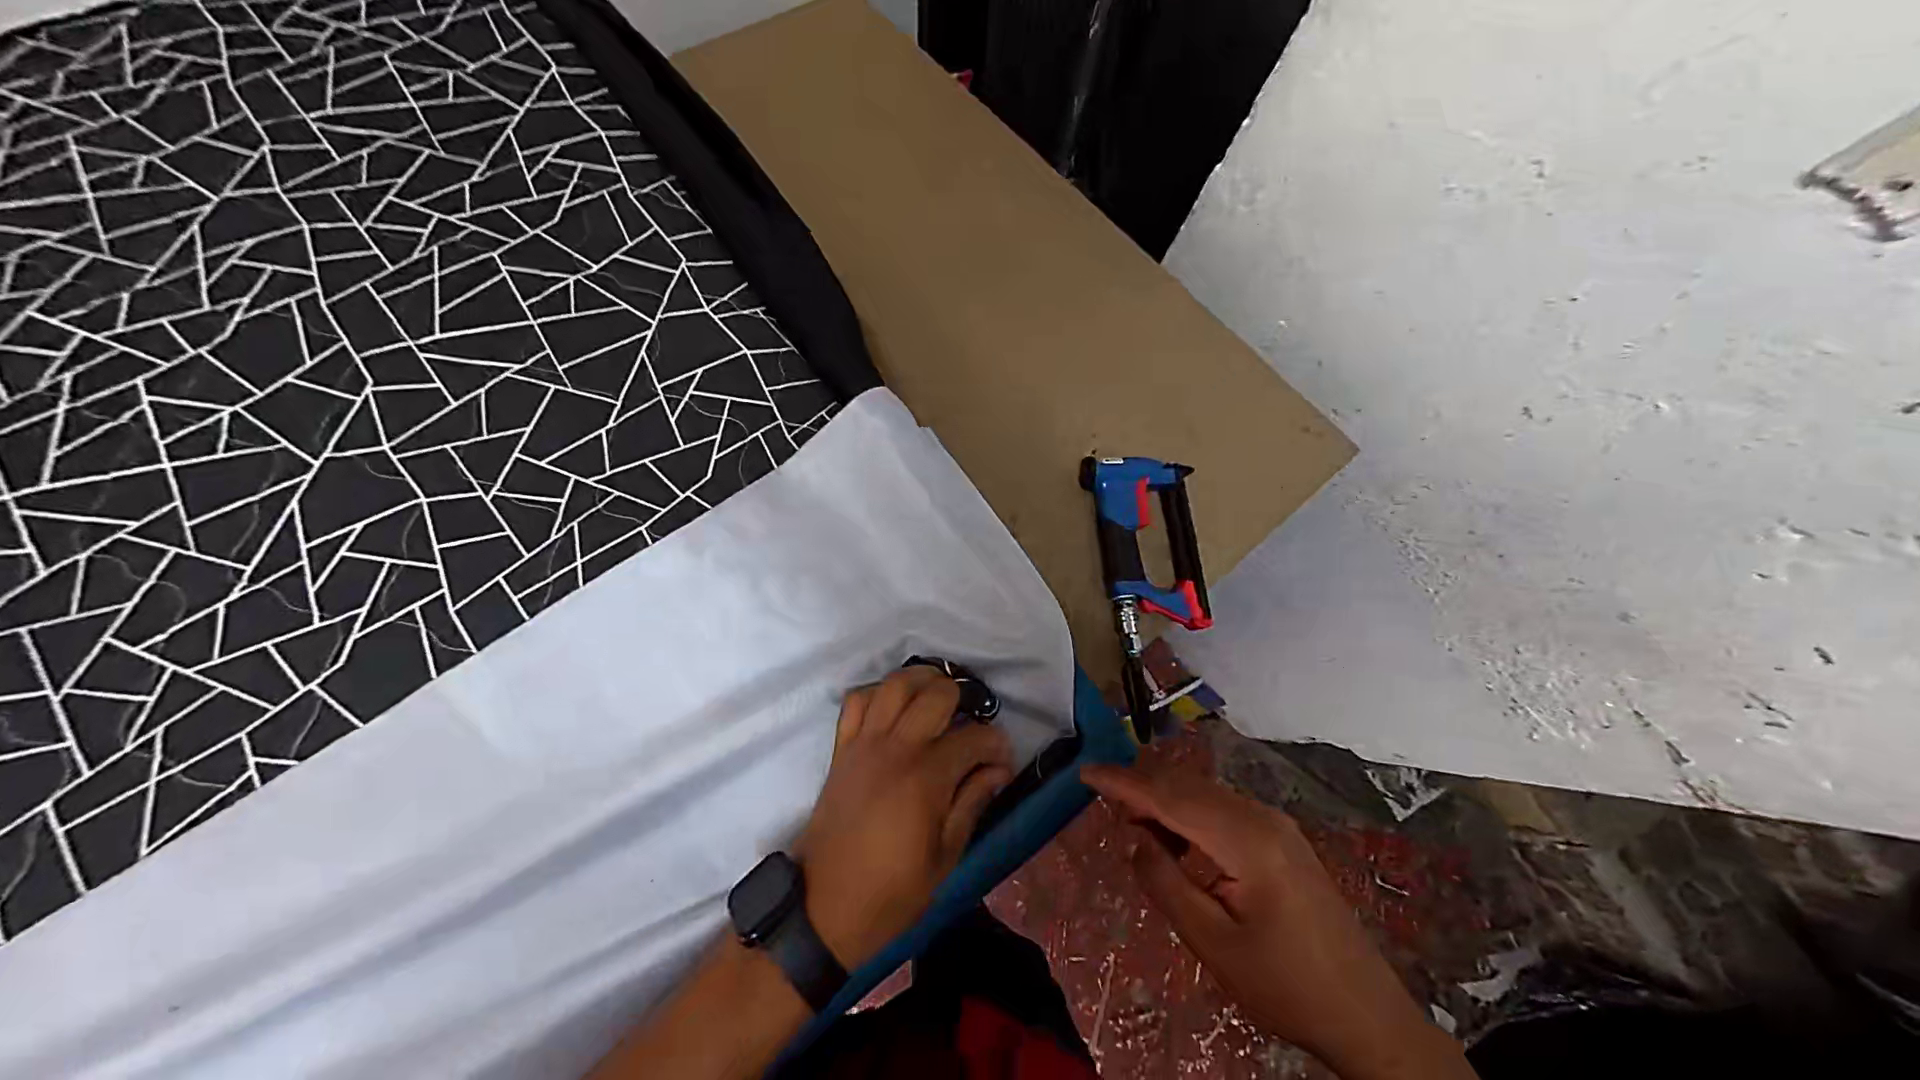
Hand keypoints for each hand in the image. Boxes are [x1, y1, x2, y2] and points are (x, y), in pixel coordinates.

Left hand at [795, 667, 1012, 969]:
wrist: (824, 908)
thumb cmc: (892, 892)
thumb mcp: (945, 857)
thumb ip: (972, 803)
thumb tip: (998, 770)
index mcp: (926, 777)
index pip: (974, 738)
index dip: (997, 745)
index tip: (1003, 762)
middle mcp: (895, 748)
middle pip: (935, 693)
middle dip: (963, 700)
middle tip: (971, 723)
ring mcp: (864, 744)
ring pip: (894, 684)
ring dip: (921, 682)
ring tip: (938, 698)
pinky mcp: (842, 750)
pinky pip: (857, 702)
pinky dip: (878, 694)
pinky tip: (894, 709)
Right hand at [1080, 763, 1476, 1079]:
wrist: (1366, 1016)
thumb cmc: (1284, 984)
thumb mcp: (1213, 943)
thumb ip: (1166, 883)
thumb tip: (1136, 839)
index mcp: (1245, 839)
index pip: (1170, 797)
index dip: (1124, 783)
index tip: (1085, 772)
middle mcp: (1261, 817)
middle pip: (1186, 785)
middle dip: (1140, 785)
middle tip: (1100, 797)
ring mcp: (1276, 825)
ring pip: (1204, 794)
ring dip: (1164, 799)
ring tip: (1130, 820)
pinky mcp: (1281, 840)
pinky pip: (1222, 809)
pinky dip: (1188, 813)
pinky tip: (1174, 835)